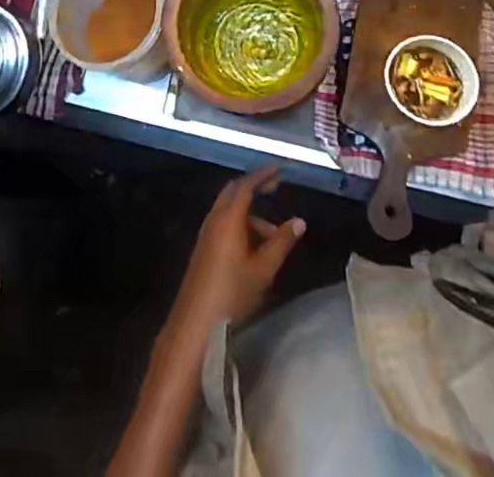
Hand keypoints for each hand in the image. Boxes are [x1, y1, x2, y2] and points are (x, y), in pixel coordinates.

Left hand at [172, 164, 305, 327]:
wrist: (195, 324)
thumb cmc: (232, 293)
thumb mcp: (263, 269)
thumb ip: (281, 242)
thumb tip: (298, 221)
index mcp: (228, 219)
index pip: (245, 186)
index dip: (262, 175)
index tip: (279, 169)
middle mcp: (214, 220)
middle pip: (233, 192)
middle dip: (254, 187)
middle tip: (275, 187)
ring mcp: (206, 235)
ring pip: (229, 211)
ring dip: (250, 213)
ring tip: (273, 235)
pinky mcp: (204, 249)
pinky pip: (224, 224)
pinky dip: (241, 225)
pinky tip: (255, 247)